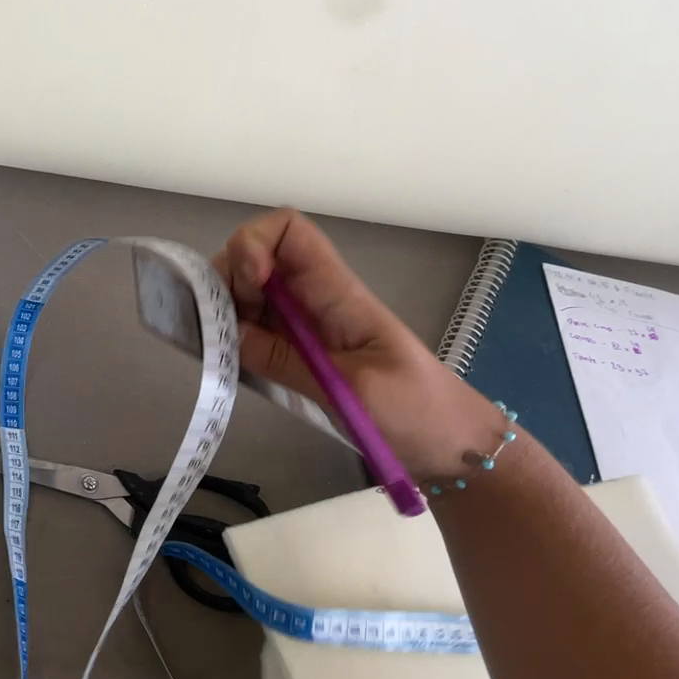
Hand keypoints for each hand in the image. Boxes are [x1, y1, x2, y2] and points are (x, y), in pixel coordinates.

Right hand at [214, 209, 505, 479]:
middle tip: (229, 326)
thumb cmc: (419, 411)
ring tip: (226, 349)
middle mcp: (312, 297)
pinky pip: (250, 327)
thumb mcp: (352, 389)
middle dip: (227, 280)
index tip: (249, 285)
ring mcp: (300, 324)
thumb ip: (285, 361)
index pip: (287, 230)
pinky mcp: (293, 351)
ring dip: (224, 311)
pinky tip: (230, 361)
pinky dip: (230, 337)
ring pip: (244, 292)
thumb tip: (227, 334)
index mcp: (335, 291)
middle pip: (253, 256)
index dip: (254, 243)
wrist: (453, 448)